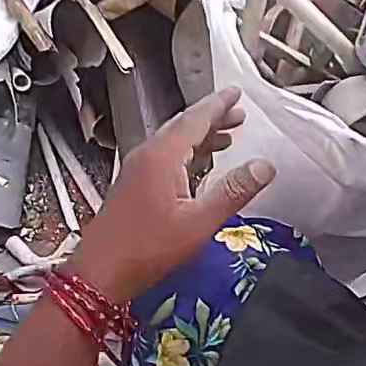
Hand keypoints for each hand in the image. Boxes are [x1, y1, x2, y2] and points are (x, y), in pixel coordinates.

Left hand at [68, 88, 274, 302]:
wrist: (101, 272)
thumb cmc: (148, 249)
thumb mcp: (199, 223)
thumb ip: (233, 192)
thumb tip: (264, 166)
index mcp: (162, 156)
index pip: (195, 119)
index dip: (218, 105)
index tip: (236, 93)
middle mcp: (147, 155)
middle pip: (183, 126)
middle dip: (212, 118)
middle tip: (238, 115)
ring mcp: (137, 170)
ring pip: (173, 142)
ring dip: (200, 137)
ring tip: (227, 137)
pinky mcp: (134, 185)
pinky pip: (165, 158)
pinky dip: (187, 154)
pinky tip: (199, 166)